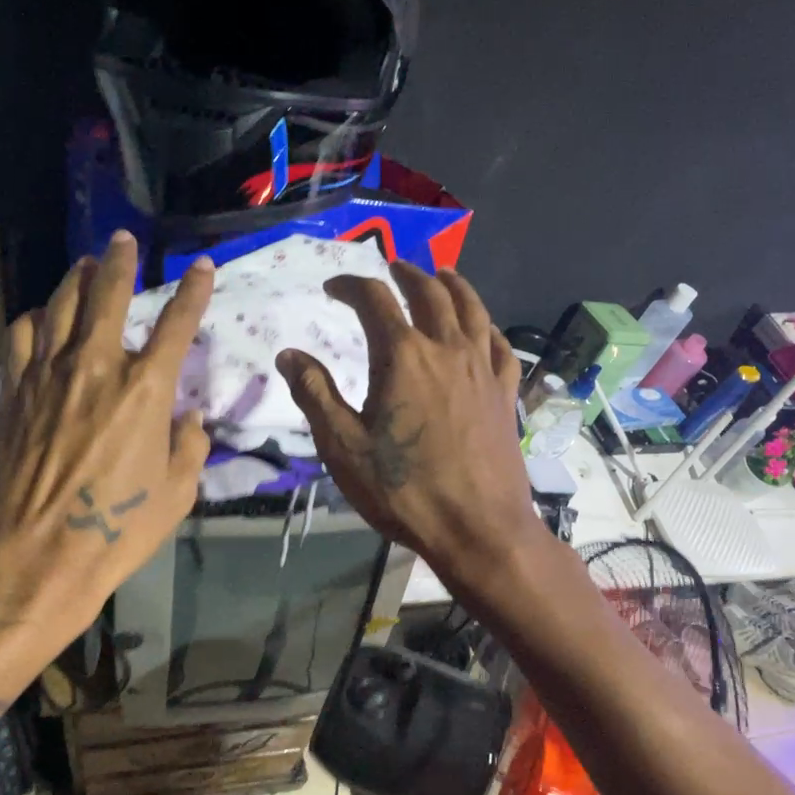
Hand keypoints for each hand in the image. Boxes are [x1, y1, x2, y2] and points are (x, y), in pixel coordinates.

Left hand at [0, 231, 212, 636]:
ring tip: (84, 265)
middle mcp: (96, 367)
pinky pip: (21, 337)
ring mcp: (48, 375)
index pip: (176, 324)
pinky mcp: (14, 391)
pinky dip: (34, 319)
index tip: (202, 268)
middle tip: (123, 240)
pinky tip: (40, 319)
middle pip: (107, 294)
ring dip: (75, 278)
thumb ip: (189, 448)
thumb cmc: (117, 529)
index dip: (193, 291)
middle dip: (120, 260)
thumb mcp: (176, 495)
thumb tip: (188, 420)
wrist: (38, 553)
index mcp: (145, 390)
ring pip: (60, 305)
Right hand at [275, 262, 540, 577]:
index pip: (373, 300)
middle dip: (406, 273)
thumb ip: (315, 394)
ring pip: (471, 308)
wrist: (478, 527)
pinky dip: (486, 324)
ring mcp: (482, 369)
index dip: (350, 285)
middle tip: (390, 267)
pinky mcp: (505, 393)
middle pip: (429, 292)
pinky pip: (499, 343)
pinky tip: (482, 327)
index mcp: (402, 356)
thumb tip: (289, 354)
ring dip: (453, 284)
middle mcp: (447, 348)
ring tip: (441, 273)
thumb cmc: (403, 490)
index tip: (334, 287)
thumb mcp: (343, 446)